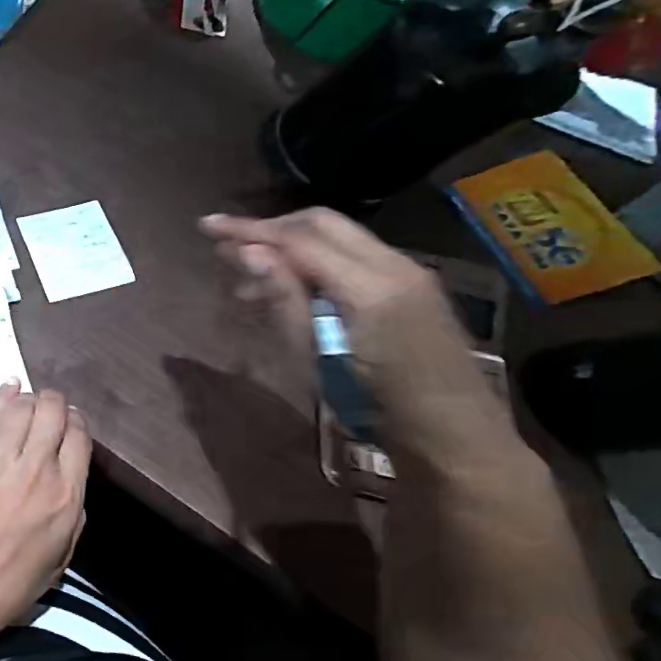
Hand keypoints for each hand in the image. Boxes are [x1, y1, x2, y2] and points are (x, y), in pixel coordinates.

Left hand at [0, 384, 90, 638]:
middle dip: (54, 403)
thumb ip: (73, 508)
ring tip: (28, 399)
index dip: (77, 423)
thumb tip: (69, 476)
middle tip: (50, 406)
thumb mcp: (64, 551)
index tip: (72, 421)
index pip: (80, 438)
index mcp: (68, 496)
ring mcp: (2, 459)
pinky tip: (9, 385)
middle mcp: (39, 470)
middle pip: (52, 413)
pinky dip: (1, 397)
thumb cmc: (18, 578)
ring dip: (28, 398)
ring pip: (22, 408)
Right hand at [199, 208, 493, 420]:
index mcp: (370, 286)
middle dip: (269, 228)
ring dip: (290, 246)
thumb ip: (284, 298)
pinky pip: (353, 255)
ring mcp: (409, 274)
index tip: (206, 226)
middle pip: (320, 224)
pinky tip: (288, 289)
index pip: (298, 239)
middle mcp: (395, 266)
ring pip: (337, 236)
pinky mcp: (412, 287)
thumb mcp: (316, 356)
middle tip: (226, 245)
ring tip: (248, 280)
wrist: (454, 436)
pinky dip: (314, 260)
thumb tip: (246, 252)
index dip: (249, 229)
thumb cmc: (374, 404)